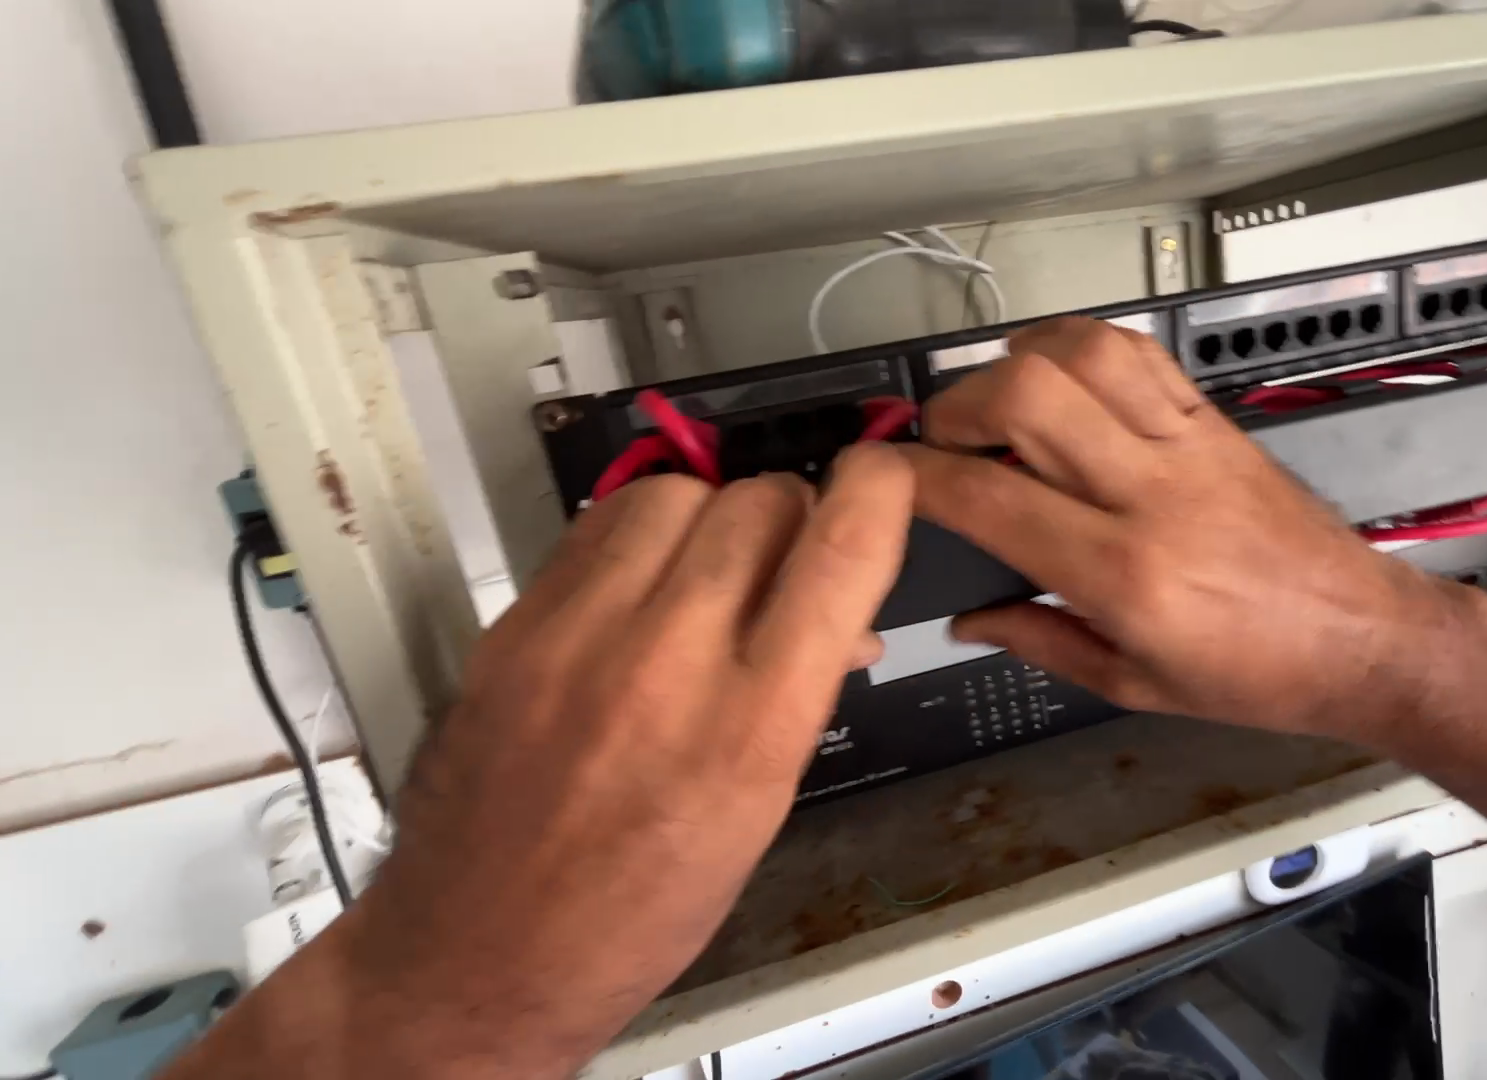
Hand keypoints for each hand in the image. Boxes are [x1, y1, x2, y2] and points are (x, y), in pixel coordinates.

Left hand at [303, 445, 912, 1077]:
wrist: (480, 955)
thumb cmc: (649, 901)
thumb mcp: (765, 805)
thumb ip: (807, 690)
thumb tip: (847, 624)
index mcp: (755, 725)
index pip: (840, 556)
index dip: (879, 491)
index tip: (882, 479)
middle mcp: (668, 663)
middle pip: (760, 501)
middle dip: (794, 513)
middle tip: (787, 559)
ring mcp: (577, 636)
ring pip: (679, 492)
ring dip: (717, 514)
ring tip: (712, 567)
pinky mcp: (515, 627)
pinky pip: (601, 523)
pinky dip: (646, 530)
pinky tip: (647, 577)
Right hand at [902, 318, 1464, 740]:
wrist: (1360, 639)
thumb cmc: (1250, 676)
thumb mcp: (1130, 682)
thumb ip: (1037, 640)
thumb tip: (966, 619)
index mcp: (1121, 572)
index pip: (989, 497)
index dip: (918, 478)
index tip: (888, 476)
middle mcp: (1149, 493)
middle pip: (1027, 398)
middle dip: (957, 405)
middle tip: (942, 437)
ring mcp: (1187, 445)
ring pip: (1082, 354)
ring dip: (1017, 360)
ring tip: (996, 398)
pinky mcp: (1213, 421)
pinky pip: (1138, 351)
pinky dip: (1080, 345)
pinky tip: (1061, 374)